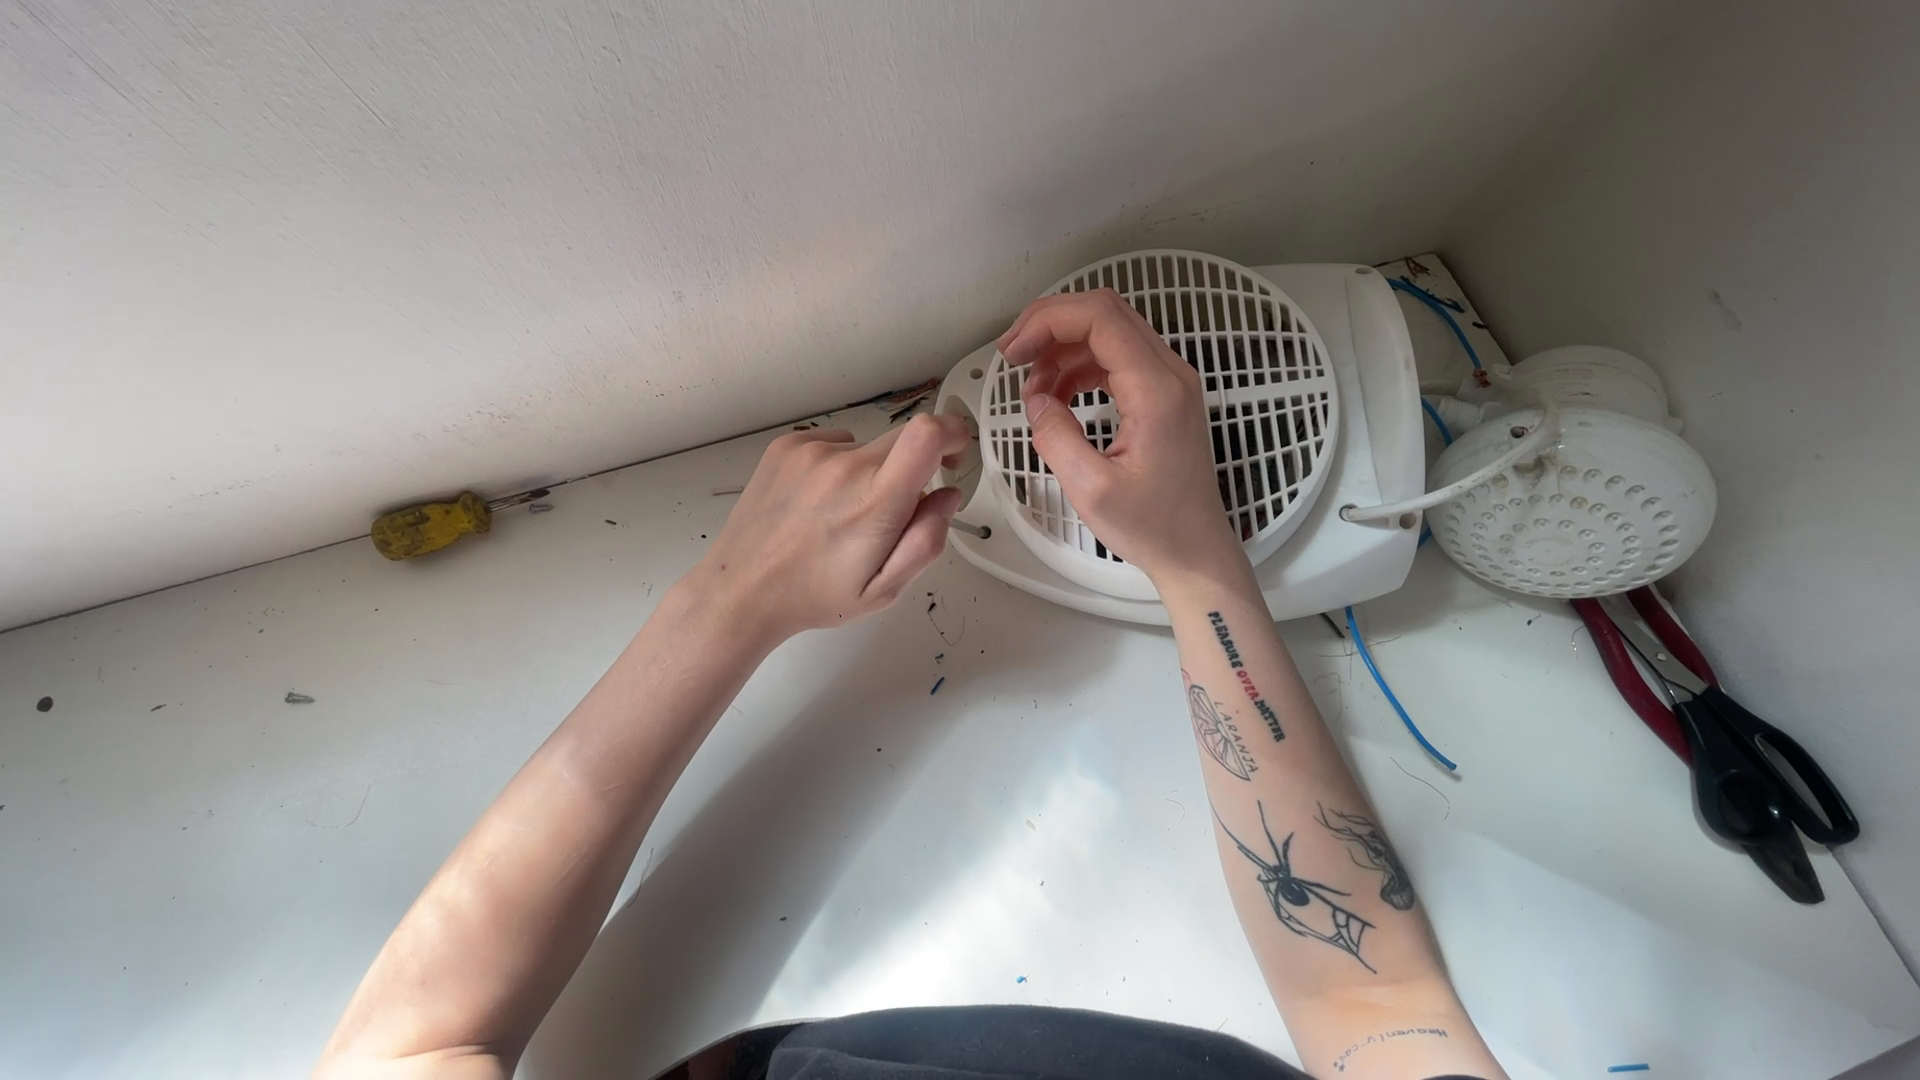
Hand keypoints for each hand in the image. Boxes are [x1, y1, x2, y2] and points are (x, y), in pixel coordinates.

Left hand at [686, 414, 971, 643]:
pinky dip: (837, 466)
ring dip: (870, 472)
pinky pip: (835, 444)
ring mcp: (811, 452)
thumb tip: (947, 497)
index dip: (954, 433)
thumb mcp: (883, 590)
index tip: (956, 450)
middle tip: (896, 507)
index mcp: (874, 503)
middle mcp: (844, 467)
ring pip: (867, 447)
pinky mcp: (787, 447)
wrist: (741, 589)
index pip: (928, 434)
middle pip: (904, 439)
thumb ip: (928, 541)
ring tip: (843, 515)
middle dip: (913, 467)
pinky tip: (819, 503)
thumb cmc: (812, 594)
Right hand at [997, 289, 1248, 590]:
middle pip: (1104, 312)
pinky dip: (1080, 367)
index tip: (1014, 351)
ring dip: (1062, 348)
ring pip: (1109, 331)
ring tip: (1033, 389)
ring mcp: (1170, 382)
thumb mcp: (1090, 489)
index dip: (1047, 322)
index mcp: (1156, 391)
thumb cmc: (1154, 526)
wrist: (1194, 549)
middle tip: (1014, 355)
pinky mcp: (1163, 395)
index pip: (1099, 318)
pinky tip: (1059, 396)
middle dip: (1050, 324)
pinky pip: (1117, 358)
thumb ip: (1057, 437)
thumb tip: (1036, 402)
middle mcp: (1170, 375)